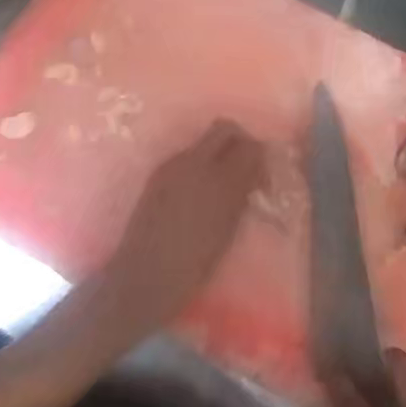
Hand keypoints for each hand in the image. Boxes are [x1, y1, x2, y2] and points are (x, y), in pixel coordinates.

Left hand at [97, 120, 265, 332]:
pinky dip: (199, 163)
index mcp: (220, 180)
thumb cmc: (193, 265)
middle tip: (245, 166)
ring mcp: (172, 165)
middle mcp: (195, 162)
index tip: (262, 174)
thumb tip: (253, 171)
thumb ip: (241, 193)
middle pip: (224, 129)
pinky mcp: (157, 174)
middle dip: (239, 140)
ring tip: (222, 182)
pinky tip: (199, 191)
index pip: (250, 146)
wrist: (143, 277)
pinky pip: (186, 156)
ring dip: (218, 151)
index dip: (260, 155)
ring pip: (203, 141)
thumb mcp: (228, 229)